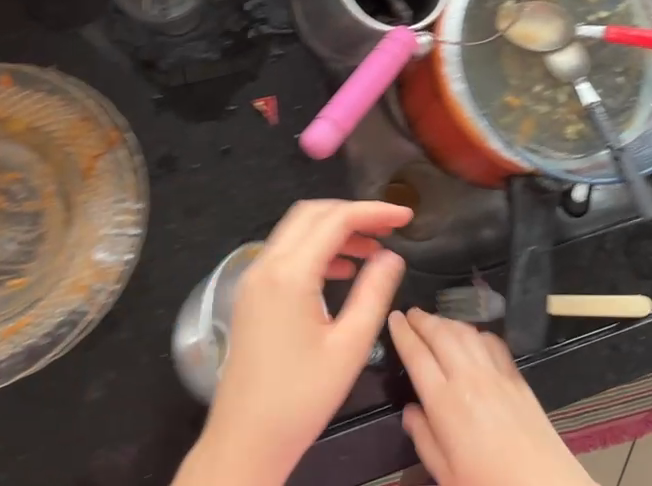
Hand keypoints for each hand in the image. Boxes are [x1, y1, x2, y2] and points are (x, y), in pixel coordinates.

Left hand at [176, 200, 410, 484]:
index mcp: (290, 274)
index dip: (374, 211)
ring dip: (335, 230)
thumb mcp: (350, 347)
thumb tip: (392, 256)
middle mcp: (266, 266)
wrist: (245, 441)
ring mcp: (253, 280)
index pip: (336, 219)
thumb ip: (374, 293)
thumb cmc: (301, 398)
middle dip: (353, 213)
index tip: (405, 216)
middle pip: (312, 214)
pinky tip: (342, 271)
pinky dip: (316, 249)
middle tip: (390, 226)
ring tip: (373, 249)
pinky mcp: (251, 295)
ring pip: (297, 230)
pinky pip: (286, 253)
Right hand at [387, 308, 593, 485]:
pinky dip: (476, 333)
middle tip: (410, 313)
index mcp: (445, 402)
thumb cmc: (487, 482)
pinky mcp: (516, 375)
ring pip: (466, 333)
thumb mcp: (445, 472)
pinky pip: (492, 343)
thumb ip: (424, 437)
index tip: (394, 318)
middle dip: (423, 320)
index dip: (403, 333)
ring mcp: (495, 373)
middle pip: (441, 335)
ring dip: (447, 321)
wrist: (542, 484)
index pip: (417, 355)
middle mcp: (469, 378)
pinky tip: (471, 335)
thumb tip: (410, 411)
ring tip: (434, 320)